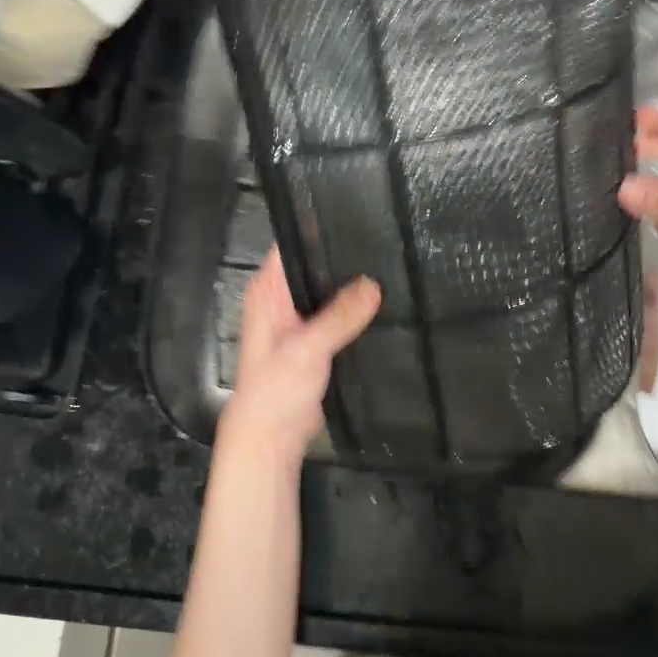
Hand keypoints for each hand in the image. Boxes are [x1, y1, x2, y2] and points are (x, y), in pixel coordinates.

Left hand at [217, 247, 381, 467]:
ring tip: (390, 270)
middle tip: (384, 245)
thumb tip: (374, 284)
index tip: (358, 221)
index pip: (292, 246)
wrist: (270, 436)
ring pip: (328, 293)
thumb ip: (340, 316)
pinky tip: (381, 306)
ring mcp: (297, 321)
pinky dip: (354, 314)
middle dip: (344, 260)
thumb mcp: (309, 348)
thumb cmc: (277, 389)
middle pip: (314, 267)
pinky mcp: (314, 343)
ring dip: (352, 289)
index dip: (319, 231)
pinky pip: (337, 318)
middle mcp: (280, 300)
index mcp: (267, 291)